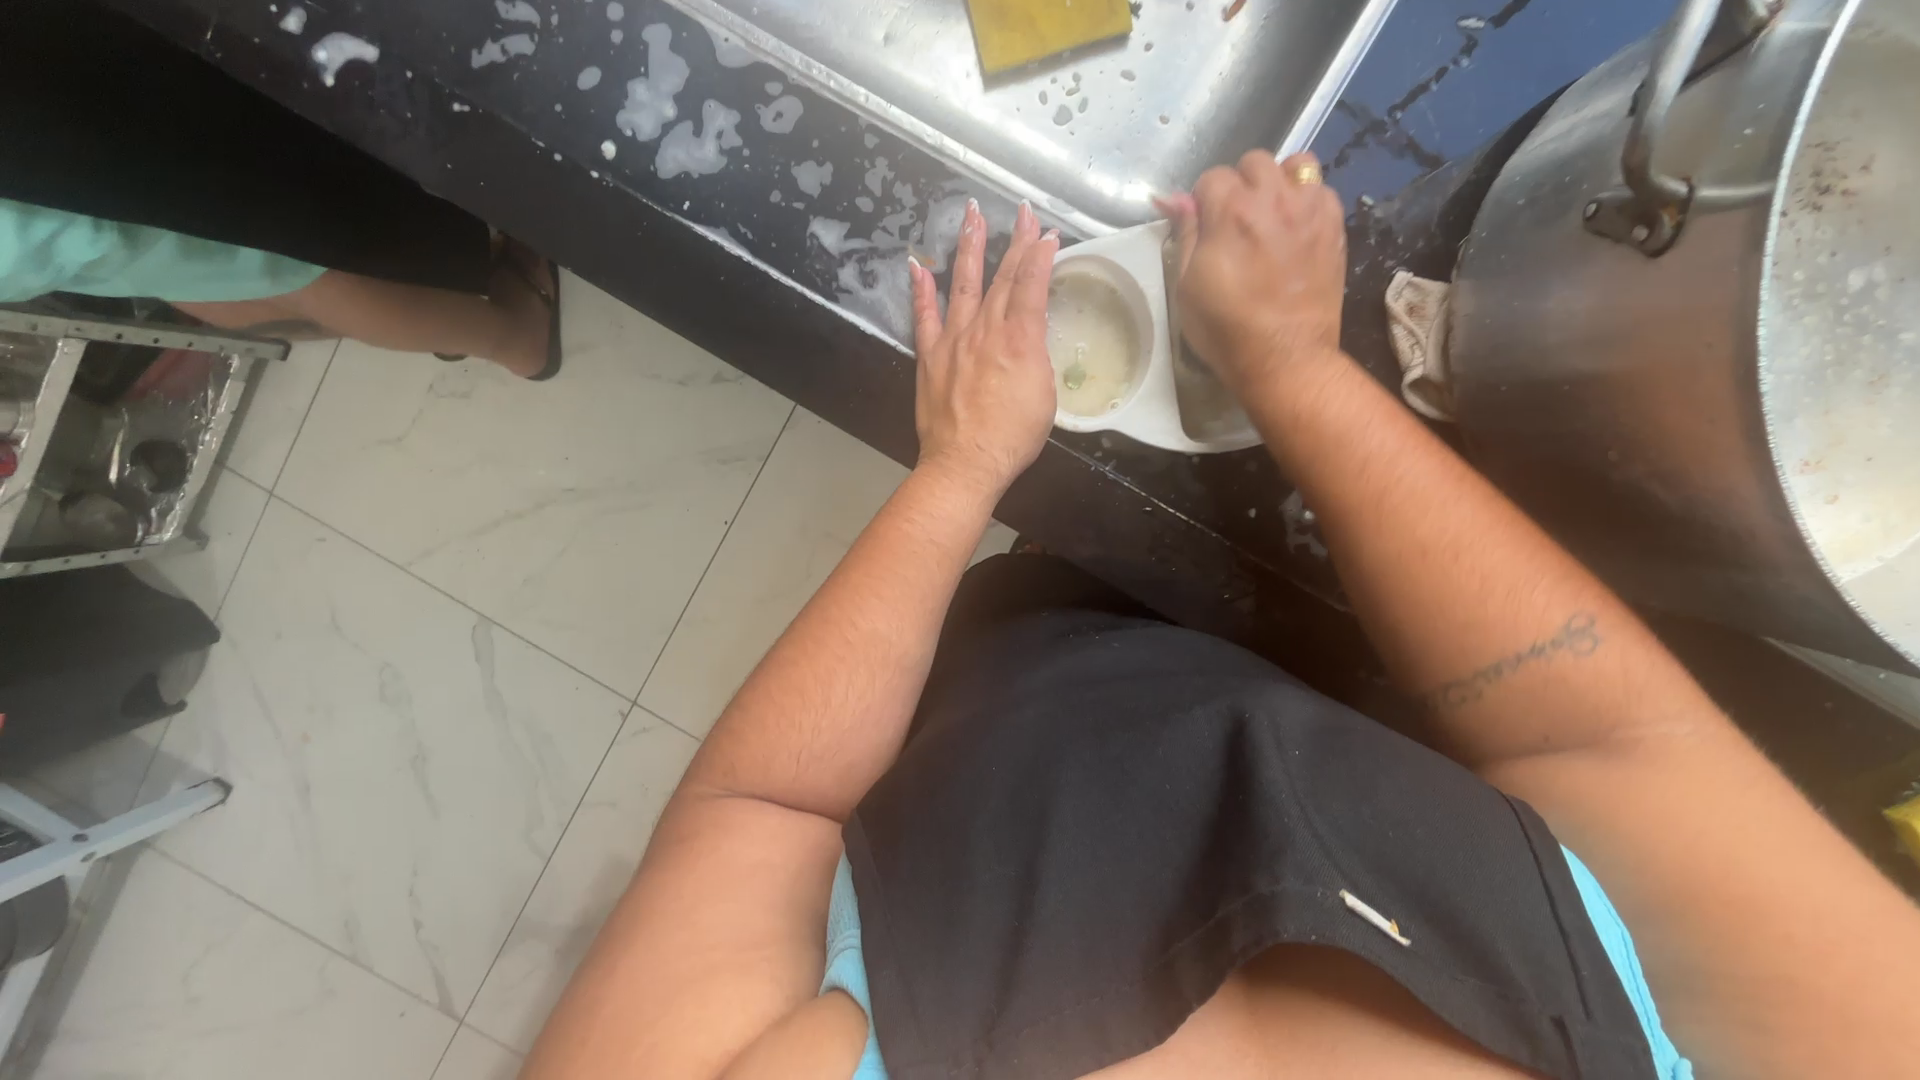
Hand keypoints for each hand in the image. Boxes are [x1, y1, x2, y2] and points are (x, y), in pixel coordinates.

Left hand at [909, 200, 1060, 498]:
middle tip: (1020, 211)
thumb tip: (1028, 341)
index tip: (1047, 233)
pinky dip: (921, 290)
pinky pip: (924, 316)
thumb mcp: (1044, 395)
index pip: (1031, 284)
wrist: (965, 462)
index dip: (1040, 255)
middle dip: (1014, 240)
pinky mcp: (930, 357)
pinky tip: (918, 264)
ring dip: (970, 246)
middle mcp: (985, 330)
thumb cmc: (1013, 437)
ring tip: (972, 215)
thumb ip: (1036, 358)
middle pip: (1001, 276)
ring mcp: (953, 340)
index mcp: (1019, 339)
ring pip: (963, 283)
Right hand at [1158, 151, 1347, 394]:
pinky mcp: (1334, 225)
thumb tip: (1172, 198)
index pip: (1211, 178)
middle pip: (1253, 162)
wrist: (1285, 357)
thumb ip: (1185, 233)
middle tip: (1235, 222)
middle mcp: (1273, 198)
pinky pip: (1321, 189)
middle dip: (1240, 185)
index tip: (1204, 228)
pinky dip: (1306, 200)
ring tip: (1271, 215)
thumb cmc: (1225, 329)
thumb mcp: (1186, 285)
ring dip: (1278, 182)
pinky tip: (1295, 229)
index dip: (1203, 202)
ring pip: (1295, 165)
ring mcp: (1310, 208)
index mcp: (1230, 212)